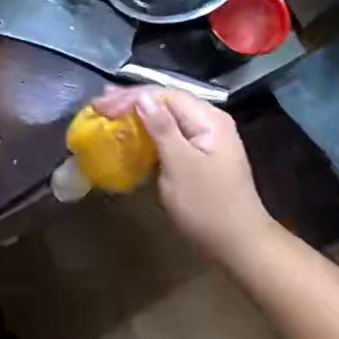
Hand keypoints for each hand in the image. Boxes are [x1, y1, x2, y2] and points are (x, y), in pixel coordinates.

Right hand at [93, 86, 272, 259]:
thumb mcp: (181, 165)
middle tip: (101, 107)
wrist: (238, 244)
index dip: (132, 96)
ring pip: (169, 121)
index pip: (166, 95)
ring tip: (111, 117)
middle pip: (168, 104)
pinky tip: (132, 140)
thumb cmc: (207, 206)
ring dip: (140, 118)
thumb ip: (162, 129)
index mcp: (209, 120)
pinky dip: (150, 137)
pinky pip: (172, 140)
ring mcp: (207, 143)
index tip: (101, 107)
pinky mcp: (200, 161)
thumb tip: (142, 98)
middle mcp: (210, 124)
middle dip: (134, 103)